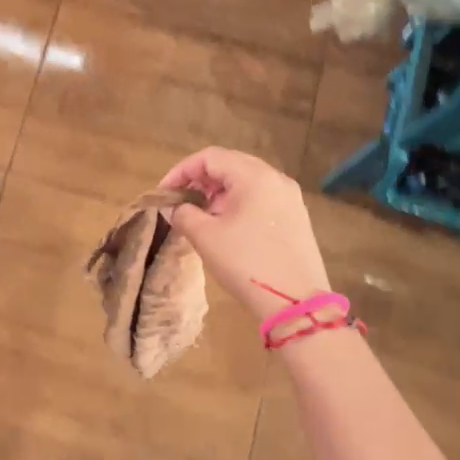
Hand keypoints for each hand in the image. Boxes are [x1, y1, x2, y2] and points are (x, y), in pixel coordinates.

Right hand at [160, 147, 331, 317]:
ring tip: (199, 214)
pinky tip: (225, 225)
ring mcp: (289, 198)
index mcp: (254, 176)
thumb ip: (184, 214)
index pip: (210, 157)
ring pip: (246, 181)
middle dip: (200, 179)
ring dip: (217, 192)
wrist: (295, 302)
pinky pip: (260, 197)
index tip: (164, 193)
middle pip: (230, 164)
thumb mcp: (205, 237)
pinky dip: (236, 203)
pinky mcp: (295, 217)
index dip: (181, 171)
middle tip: (179, 200)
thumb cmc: (247, 263)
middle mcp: (275, 179)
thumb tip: (175, 207)